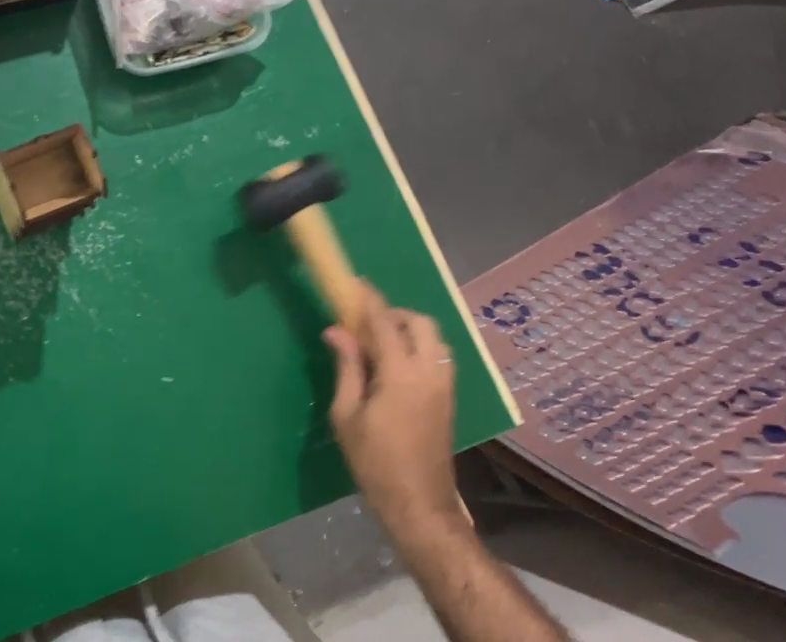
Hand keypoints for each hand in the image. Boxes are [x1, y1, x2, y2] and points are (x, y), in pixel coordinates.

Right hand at [322, 280, 463, 536]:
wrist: (419, 503)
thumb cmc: (374, 460)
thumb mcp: (346, 413)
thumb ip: (346, 367)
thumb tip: (337, 330)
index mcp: (402, 373)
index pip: (385, 322)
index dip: (368, 299)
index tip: (354, 282)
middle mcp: (431, 372)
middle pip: (420, 323)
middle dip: (393, 313)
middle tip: (364, 321)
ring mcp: (445, 386)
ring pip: (434, 340)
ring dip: (408, 330)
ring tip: (378, 343)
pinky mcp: (449, 399)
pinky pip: (437, 358)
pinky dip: (418, 348)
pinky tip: (393, 365)